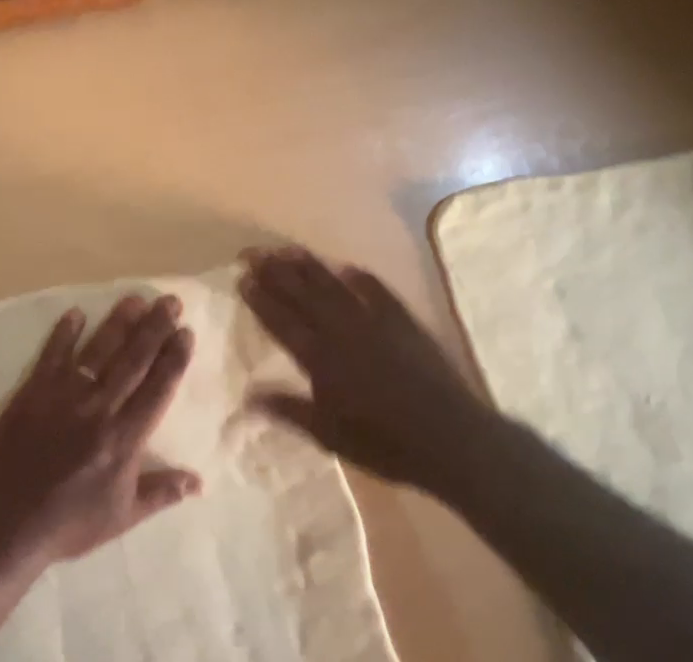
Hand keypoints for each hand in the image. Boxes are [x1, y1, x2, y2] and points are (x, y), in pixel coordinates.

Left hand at [0, 296, 200, 562]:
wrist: (9, 522)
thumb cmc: (70, 523)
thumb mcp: (123, 516)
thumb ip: (161, 493)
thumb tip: (199, 481)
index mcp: (125, 439)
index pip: (157, 388)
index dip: (173, 358)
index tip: (186, 332)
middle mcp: (99, 409)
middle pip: (133, 361)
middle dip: (154, 329)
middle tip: (170, 301)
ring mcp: (64, 397)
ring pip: (98, 351)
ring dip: (118, 323)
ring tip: (135, 299)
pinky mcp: (33, 393)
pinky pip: (52, 356)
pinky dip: (64, 334)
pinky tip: (76, 313)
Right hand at [240, 246, 499, 494]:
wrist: (450, 437)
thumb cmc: (384, 443)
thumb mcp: (329, 436)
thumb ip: (290, 410)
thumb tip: (248, 395)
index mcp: (320, 360)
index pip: (282, 322)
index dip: (260, 299)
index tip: (242, 278)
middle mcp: (342, 332)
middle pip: (302, 295)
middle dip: (275, 272)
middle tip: (253, 252)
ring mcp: (374, 322)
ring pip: (333, 286)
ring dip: (308, 266)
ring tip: (287, 249)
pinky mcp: (403, 322)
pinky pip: (377, 290)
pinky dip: (360, 277)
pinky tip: (347, 267)